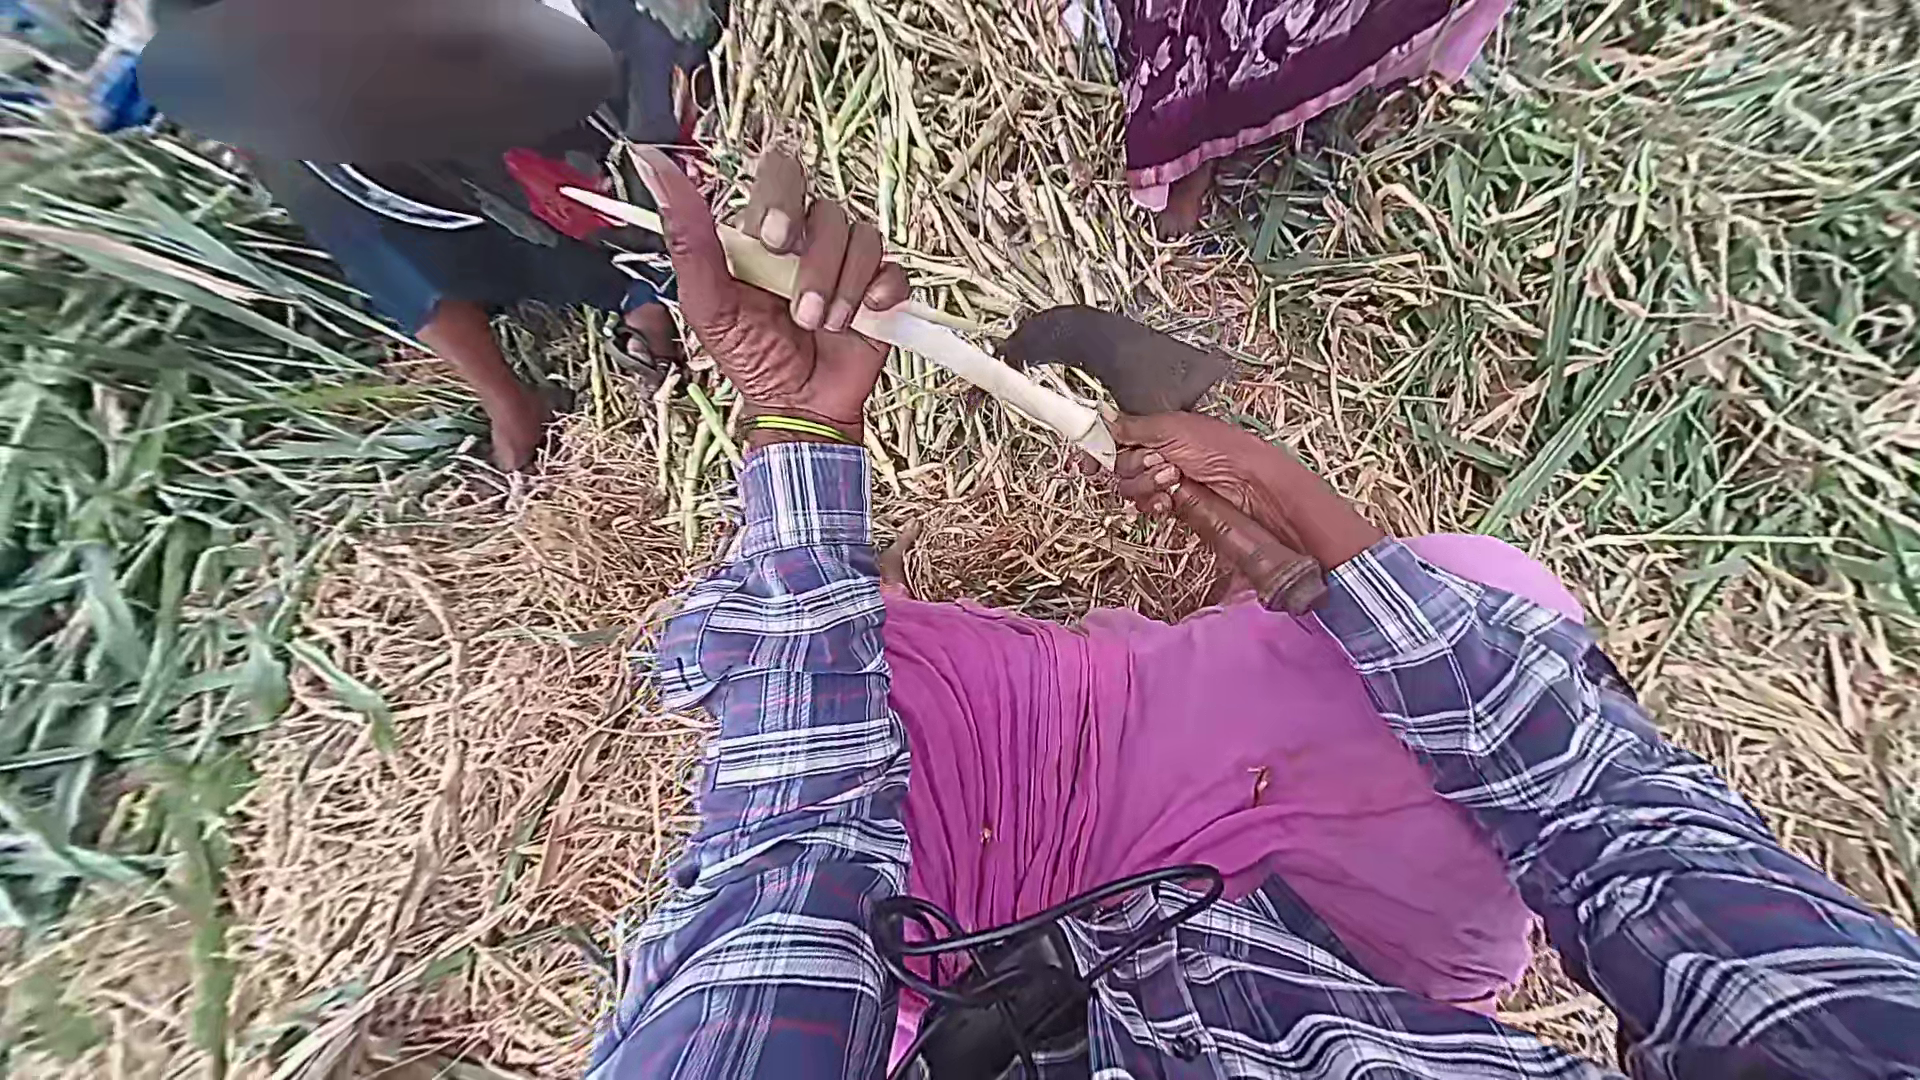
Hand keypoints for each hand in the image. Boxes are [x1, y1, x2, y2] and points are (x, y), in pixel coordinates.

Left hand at [632, 146, 908, 443]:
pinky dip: (882, 290)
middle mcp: (811, 245)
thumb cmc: (752, 360)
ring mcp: (849, 269)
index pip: (783, 176)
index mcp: (768, 237)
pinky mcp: (880, 295)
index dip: (783, 199)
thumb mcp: (709, 304)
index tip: (771, 241)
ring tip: (821, 326)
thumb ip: (688, 239)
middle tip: (799, 304)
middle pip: (828, 211)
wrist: (798, 406)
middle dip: (815, 259)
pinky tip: (865, 314)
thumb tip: (649, 163)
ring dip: (841, 288)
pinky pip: (894, 271)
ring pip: (862, 240)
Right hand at [1108, 412, 1285, 524]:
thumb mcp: (1171, 428)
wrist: (1247, 485)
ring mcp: (1159, 479)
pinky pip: (1144, 506)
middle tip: (1159, 460)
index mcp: (1153, 430)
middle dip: (1134, 465)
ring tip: (1173, 479)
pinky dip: (1154, 503)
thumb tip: (1100, 419)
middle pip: (1116, 465)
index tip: (1087, 464)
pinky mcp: (1167, 503)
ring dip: (1147, 484)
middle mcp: (1153, 453)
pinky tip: (1171, 500)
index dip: (1098, 451)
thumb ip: (1131, 426)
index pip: (1113, 438)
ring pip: (1128, 487)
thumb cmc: (1218, 448)